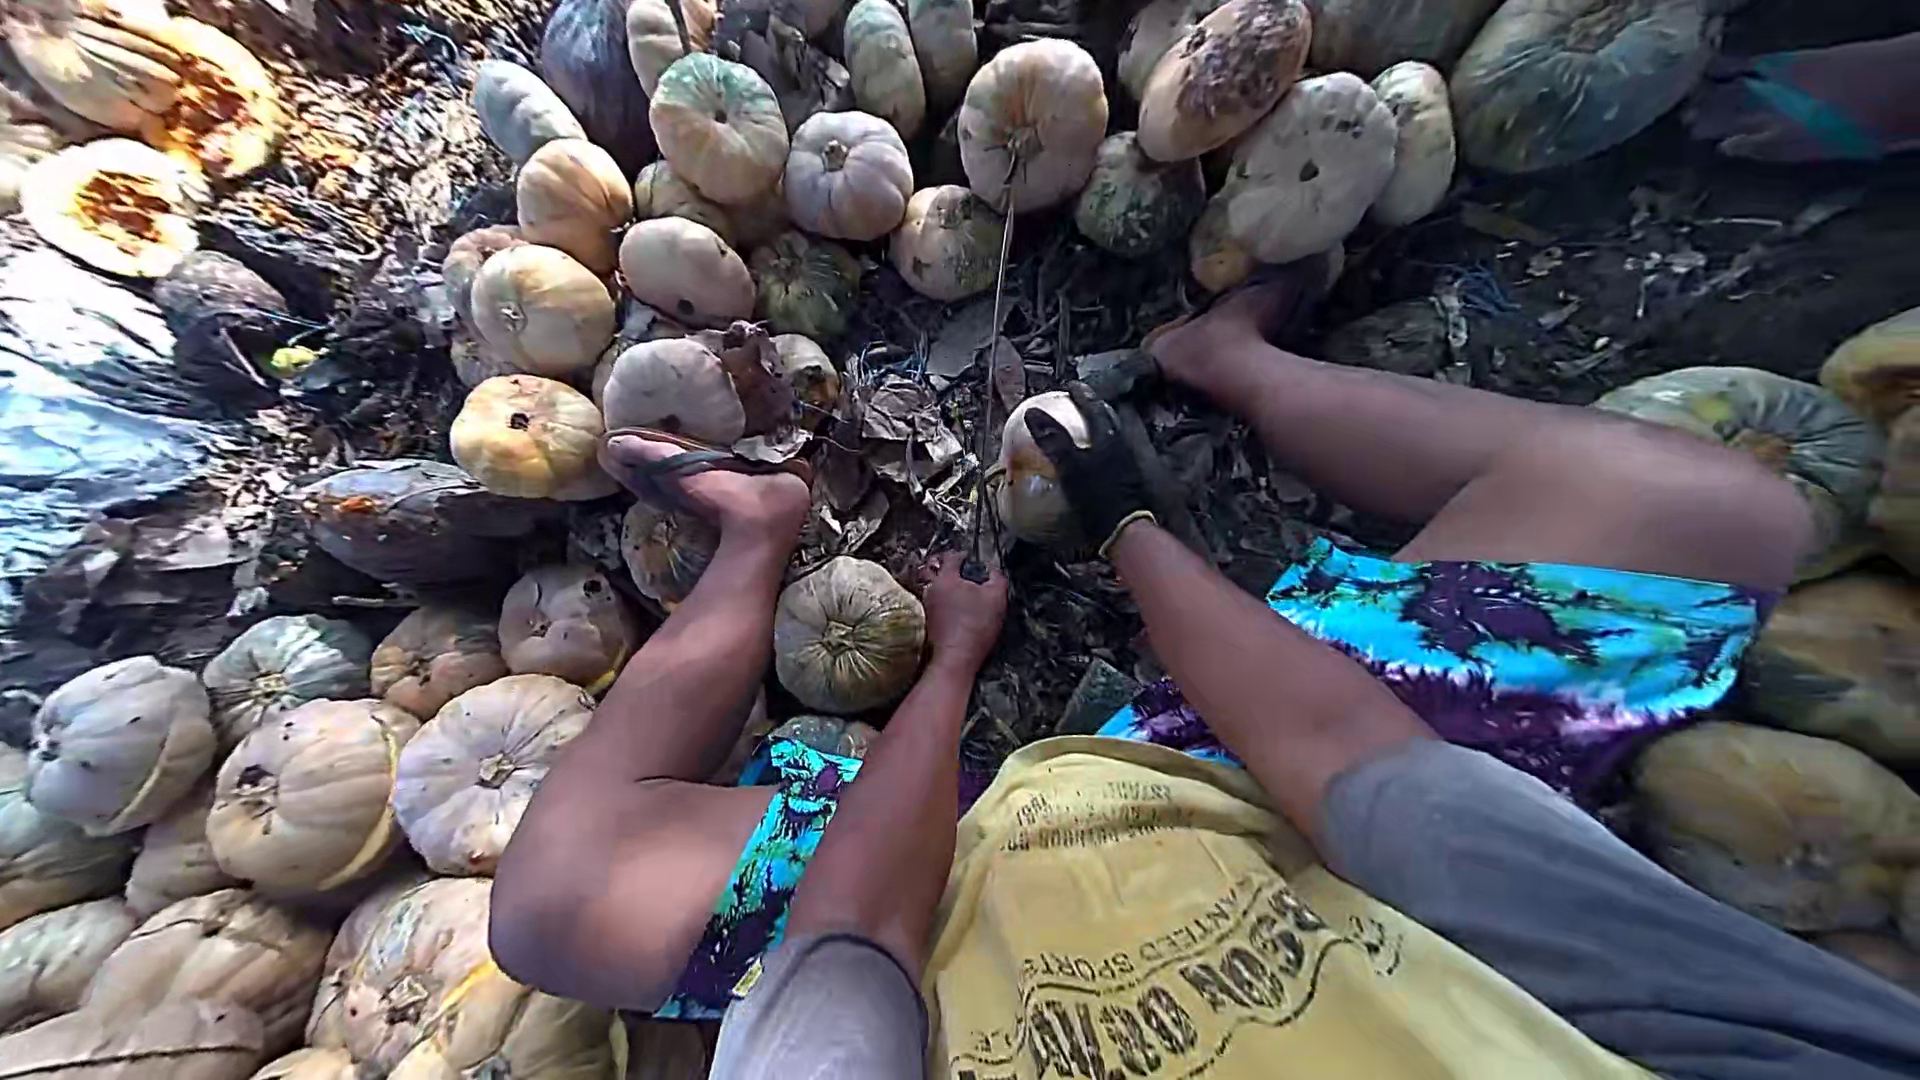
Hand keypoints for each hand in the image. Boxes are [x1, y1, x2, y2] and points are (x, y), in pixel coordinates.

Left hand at [918, 553, 1007, 670]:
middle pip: (940, 570)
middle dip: (954, 571)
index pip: (953, 556)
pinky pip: (936, 602)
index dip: (966, 556)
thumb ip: (996, 577)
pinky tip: (960, 610)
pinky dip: (946, 601)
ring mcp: (927, 604)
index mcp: (946, 578)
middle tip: (968, 576)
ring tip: (966, 594)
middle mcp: (932, 588)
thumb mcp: (997, 597)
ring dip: (949, 587)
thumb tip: (992, 571)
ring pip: (937, 587)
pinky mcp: (928, 619)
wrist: (956, 658)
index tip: (974, 562)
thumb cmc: (975, 627)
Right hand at [1024, 382, 1156, 556]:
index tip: (1071, 386)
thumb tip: (1033, 413)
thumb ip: (1053, 440)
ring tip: (1083, 430)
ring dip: (1098, 429)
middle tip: (1080, 405)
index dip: (1082, 395)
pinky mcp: (1128, 481)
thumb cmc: (1097, 496)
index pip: (1095, 407)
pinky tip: (1092, 460)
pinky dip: (1100, 450)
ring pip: (1113, 437)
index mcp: (1109, 437)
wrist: (1125, 530)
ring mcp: (1127, 464)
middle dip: (1094, 409)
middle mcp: (1122, 446)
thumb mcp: (1070, 466)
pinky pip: (1113, 455)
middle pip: (1108, 419)